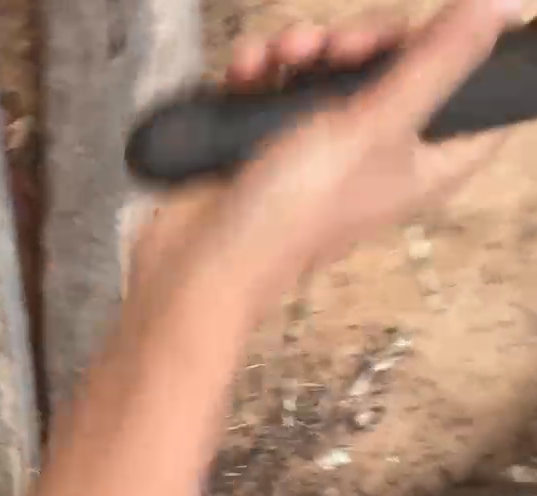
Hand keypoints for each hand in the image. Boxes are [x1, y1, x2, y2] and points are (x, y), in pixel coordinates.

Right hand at [134, 0, 520, 309]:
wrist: (192, 268)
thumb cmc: (285, 215)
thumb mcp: (373, 129)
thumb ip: (440, 61)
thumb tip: (505, 2)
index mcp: (427, 157)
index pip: (477, 87)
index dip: (463, 49)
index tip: (429, 34)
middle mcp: (372, 151)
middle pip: (395, 67)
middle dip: (363, 43)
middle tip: (337, 49)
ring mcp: (307, 151)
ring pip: (324, 74)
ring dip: (303, 50)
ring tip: (279, 55)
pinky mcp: (252, 151)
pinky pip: (266, 93)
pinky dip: (257, 74)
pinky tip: (244, 70)